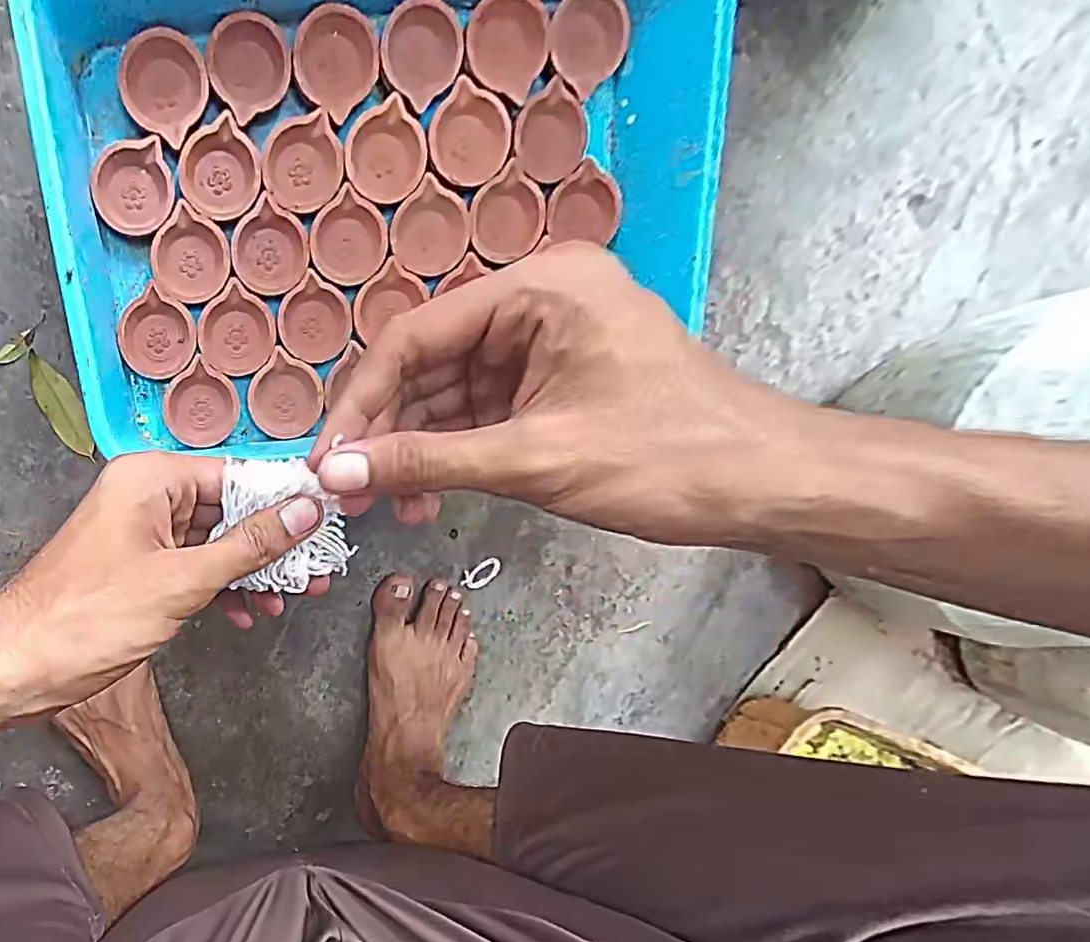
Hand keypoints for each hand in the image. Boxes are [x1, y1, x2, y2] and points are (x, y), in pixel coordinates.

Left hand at [0, 452, 325, 714]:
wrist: (20, 666)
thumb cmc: (83, 618)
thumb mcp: (182, 580)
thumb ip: (248, 545)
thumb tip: (301, 513)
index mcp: (149, 479)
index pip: (234, 474)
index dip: (283, 497)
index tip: (324, 514)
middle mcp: (144, 497)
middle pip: (227, 509)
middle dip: (272, 543)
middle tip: (314, 566)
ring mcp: (140, 533)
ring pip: (213, 542)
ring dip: (251, 571)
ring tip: (291, 595)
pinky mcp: (138, 567)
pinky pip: (192, 566)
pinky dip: (220, 587)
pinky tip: (247, 611)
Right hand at [306, 243, 813, 545]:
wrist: (763, 488)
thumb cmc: (664, 459)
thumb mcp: (531, 459)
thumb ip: (424, 462)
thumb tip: (336, 471)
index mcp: (536, 289)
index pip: (414, 339)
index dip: (360, 402)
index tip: (326, 456)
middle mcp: (529, 303)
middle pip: (422, 368)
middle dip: (383, 434)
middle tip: (347, 489)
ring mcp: (534, 345)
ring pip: (440, 397)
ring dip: (409, 452)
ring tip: (384, 505)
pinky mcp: (539, 384)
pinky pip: (469, 417)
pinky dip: (442, 456)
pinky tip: (421, 497)